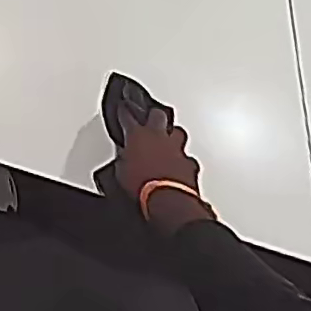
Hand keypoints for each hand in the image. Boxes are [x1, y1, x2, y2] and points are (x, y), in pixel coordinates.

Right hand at [116, 108, 213, 234]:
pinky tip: (181, 164)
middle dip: (154, 115)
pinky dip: (183, 160)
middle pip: (157, 115)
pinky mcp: (189, 164)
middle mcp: (158, 137)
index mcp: (137, 135)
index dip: (124, 111)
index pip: (127, 116)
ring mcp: (176, 149)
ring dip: (173, 135)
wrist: (167, 202)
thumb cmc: (142, 186)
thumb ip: (123, 160)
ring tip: (169, 138)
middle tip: (151, 117)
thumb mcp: (121, 172)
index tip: (123, 108)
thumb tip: (122, 161)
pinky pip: (188, 157)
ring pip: (178, 132)